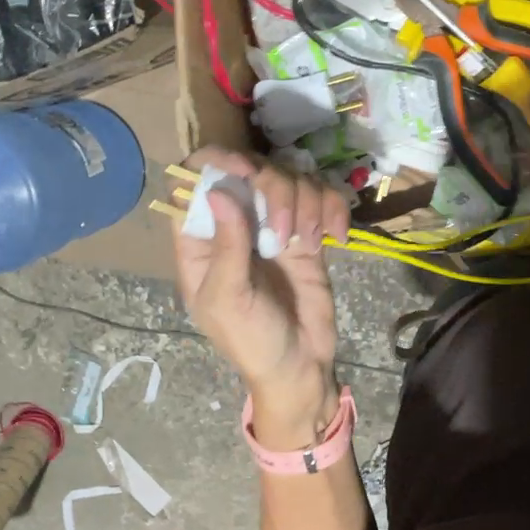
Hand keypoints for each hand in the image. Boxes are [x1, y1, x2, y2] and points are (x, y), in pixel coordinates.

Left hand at [173, 148, 352, 449]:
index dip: (215, 164)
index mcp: (201, 239)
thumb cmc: (250, 340)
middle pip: (251, 169)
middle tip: (284, 229)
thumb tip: (216, 192)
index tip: (244, 172)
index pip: (193, 181)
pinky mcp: (308, 232)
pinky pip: (322, 197)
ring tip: (308, 243)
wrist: (301, 366)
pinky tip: (335, 236)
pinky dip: (332, 209)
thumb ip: (225, 247)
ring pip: (291, 178)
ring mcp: (274, 225)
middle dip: (273, 189)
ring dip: (306, 203)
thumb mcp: (228, 300)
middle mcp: (236, 223)